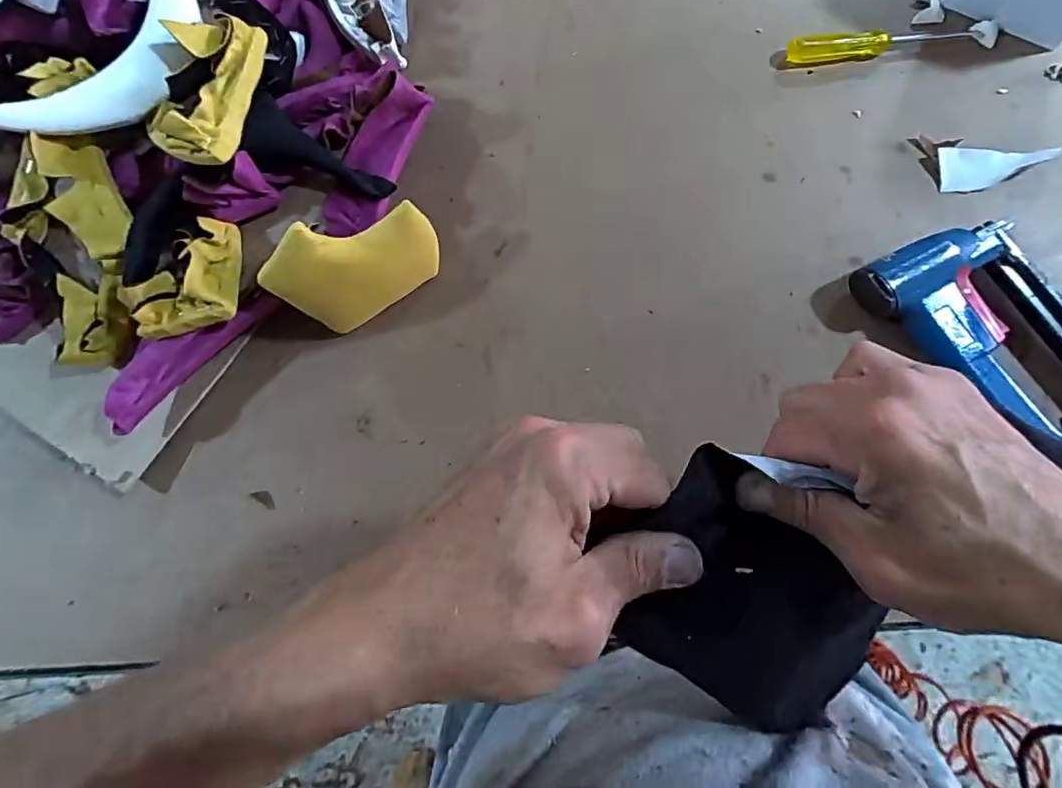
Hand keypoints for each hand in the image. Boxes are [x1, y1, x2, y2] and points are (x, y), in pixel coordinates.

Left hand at [247, 418, 702, 726]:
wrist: (370, 631)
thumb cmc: (478, 626)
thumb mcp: (577, 615)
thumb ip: (641, 569)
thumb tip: (690, 553)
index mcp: (567, 456)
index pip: (652, 475)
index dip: (663, 525)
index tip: (649, 572)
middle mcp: (541, 431)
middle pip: (623, 455)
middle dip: (634, 507)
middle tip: (615, 569)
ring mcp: (509, 441)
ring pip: (590, 459)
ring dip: (601, 503)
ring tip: (580, 563)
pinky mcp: (488, 460)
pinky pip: (555, 466)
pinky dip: (569, 498)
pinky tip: (546, 547)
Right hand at [737, 342, 1061, 648]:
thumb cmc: (981, 573)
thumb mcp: (881, 562)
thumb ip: (808, 512)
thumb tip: (752, 487)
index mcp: (875, 427)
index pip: (785, 427)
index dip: (774, 468)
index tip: (793, 504)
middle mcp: (897, 384)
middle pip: (806, 395)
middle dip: (800, 442)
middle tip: (833, 492)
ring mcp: (930, 376)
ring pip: (844, 372)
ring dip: (834, 412)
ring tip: (863, 461)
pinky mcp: (955, 381)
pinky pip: (887, 369)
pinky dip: (871, 398)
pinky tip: (900, 442)